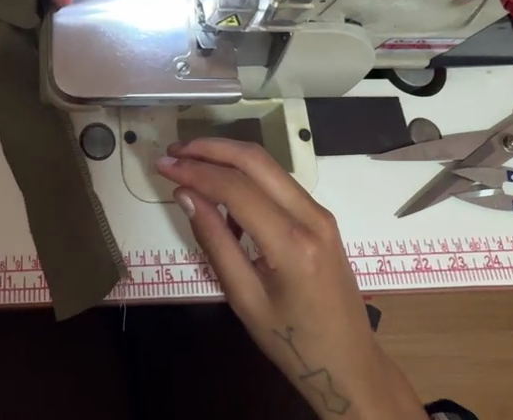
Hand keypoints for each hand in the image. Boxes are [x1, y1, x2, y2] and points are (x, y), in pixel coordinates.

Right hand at [158, 139, 425, 419]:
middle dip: (209, 148)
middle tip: (174, 151)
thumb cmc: (292, 341)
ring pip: (267, 164)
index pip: (236, 188)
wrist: (349, 364)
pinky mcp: (320, 215)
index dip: (195, 171)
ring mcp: (320, 212)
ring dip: (226, 156)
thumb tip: (185, 194)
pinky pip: (277, 181)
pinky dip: (245, 174)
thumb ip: (214, 240)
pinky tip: (222, 194)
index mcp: (292, 244)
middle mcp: (311, 216)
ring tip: (189, 164)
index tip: (163, 165)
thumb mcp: (244, 298)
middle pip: (254, 159)